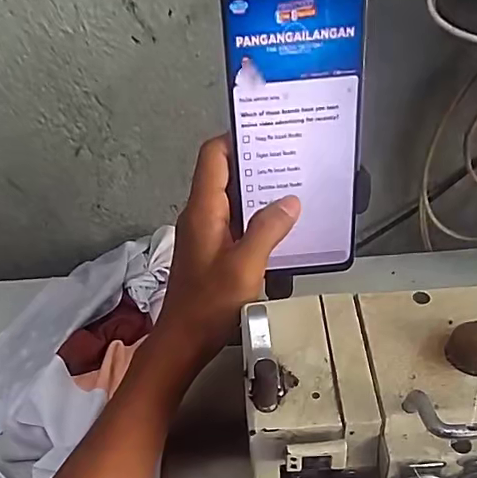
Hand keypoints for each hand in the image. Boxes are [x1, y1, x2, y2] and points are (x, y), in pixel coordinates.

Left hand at [155, 136, 300, 353]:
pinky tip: (279, 232)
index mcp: (203, 211)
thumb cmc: (208, 306)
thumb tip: (289, 203)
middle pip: (225, 176)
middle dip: (257, 167)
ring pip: (232, 203)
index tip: (267, 136)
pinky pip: (235, 226)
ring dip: (259, 197)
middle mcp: (200, 217)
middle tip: (290, 164)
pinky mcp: (212, 254)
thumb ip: (268, 230)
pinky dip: (256, 223)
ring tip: (292, 194)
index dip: (238, 139)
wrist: (184, 341)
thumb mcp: (245, 266)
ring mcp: (205, 236)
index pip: (214, 156)